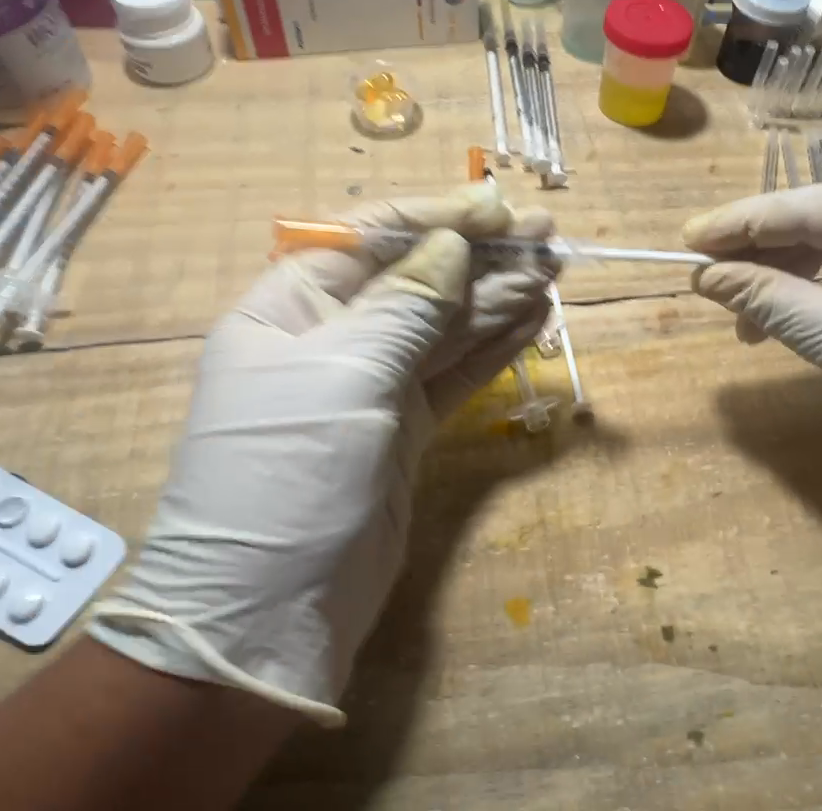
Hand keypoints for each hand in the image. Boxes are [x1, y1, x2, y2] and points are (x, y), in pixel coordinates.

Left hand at [90, 187, 554, 724]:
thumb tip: (452, 243)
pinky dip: (493, 346)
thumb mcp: (343, 376)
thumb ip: (405, 307)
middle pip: (416, 279)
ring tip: (554, 267)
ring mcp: (371, 385)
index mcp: (289, 307)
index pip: (368, 239)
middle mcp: (331, 338)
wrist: (267, 615)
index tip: (496, 207)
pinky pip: (454, 372)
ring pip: (444, 326)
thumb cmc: (287, 476)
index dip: (434, 216)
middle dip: (479, 255)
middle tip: (547, 233)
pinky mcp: (404, 427)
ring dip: (497, 296)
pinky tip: (534, 318)